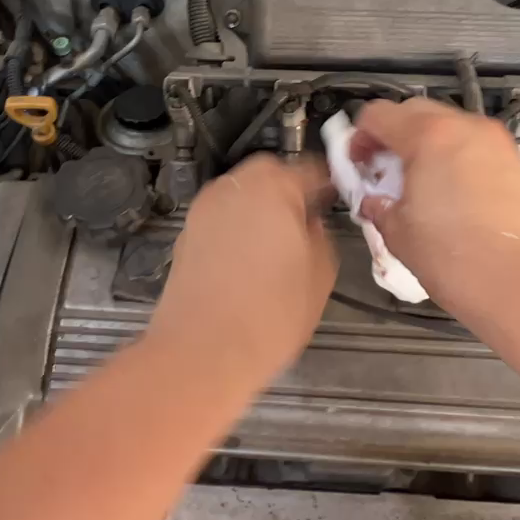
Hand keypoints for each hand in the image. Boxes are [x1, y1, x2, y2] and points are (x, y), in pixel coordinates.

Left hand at [149, 155, 336, 387]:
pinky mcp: (186, 234)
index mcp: (274, 187)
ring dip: (259, 207)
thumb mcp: (320, 275)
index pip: (309, 168)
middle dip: (287, 189)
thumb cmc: (271, 313)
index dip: (326, 183)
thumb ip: (320, 236)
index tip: (334, 200)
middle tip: (304, 219)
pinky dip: (236, 228)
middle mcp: (234, 187)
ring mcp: (204, 209)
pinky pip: (221, 218)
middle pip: (267, 172)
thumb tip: (310, 225)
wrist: (202, 351)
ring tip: (276, 244)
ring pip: (240, 193)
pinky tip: (247, 260)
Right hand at [351, 99, 519, 310]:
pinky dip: (451, 159)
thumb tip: (374, 201)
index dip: (359, 137)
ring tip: (414, 187)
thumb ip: (379, 205)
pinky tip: (445, 196)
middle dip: (391, 137)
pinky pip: (470, 147)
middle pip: (414, 112)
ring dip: (422, 147)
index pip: (378, 114)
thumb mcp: (398, 233)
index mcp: (428, 135)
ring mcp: (494, 143)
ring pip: (446, 128)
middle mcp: (464, 127)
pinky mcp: (513, 163)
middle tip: (381, 173)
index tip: (357, 163)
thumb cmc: (458, 260)